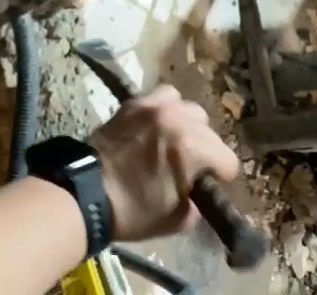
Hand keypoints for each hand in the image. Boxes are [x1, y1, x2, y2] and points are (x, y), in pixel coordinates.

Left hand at [89, 84, 241, 241]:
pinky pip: (164, 96)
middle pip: (209, 131)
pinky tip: (158, 125)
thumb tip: (199, 194)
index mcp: (191, 148)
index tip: (209, 186)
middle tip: (190, 167)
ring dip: (188, 125)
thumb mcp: (176, 220)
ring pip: (188, 108)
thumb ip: (197, 203)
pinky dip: (167, 108)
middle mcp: (178, 119)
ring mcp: (155, 105)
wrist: (88, 191)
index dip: (221, 177)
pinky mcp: (136, 101)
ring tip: (174, 141)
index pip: (227, 160)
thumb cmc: (134, 210)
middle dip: (206, 150)